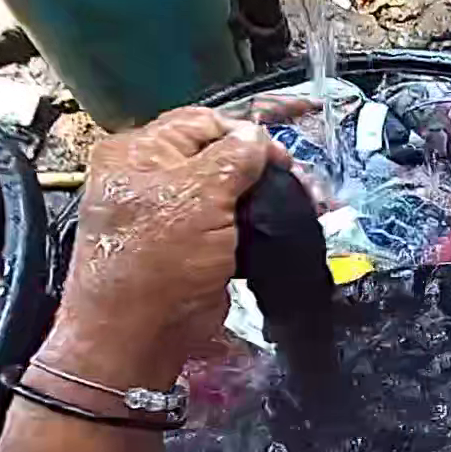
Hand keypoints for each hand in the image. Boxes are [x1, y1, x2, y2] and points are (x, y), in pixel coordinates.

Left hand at [45, 99, 312, 388]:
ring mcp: (179, 212)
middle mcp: (157, 177)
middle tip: (304, 186)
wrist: (146, 328)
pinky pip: (237, 221)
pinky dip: (264, 221)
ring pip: (235, 190)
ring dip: (271, 195)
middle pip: (222, 156)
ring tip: (308, 205)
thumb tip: (256, 135)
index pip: (202, 123)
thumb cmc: (160, 258)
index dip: (245, 135)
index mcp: (142, 153)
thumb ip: (231, 160)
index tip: (283, 159)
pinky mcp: (200, 243)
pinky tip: (291, 224)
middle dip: (265, 167)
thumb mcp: (196, 198)